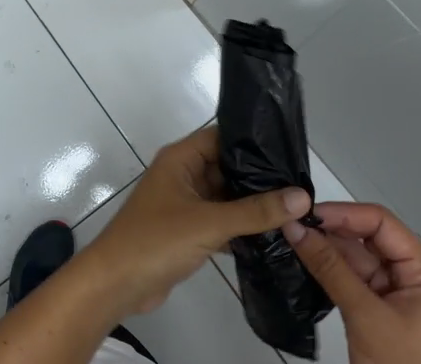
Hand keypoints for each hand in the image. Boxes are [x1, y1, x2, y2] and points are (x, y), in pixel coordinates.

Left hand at [78, 129, 311, 315]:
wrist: (118, 282)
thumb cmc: (157, 240)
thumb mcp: (210, 222)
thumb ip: (256, 211)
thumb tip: (301, 196)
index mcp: (179, 159)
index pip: (220, 138)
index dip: (251, 143)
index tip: (288, 153)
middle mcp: (181, 175)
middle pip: (225, 168)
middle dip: (258, 178)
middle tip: (301, 187)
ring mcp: (183, 203)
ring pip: (224, 197)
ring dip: (251, 206)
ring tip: (295, 212)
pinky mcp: (186, 230)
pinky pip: (219, 221)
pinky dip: (240, 227)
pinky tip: (272, 237)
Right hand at [289, 202, 420, 363]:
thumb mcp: (366, 317)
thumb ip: (329, 268)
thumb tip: (292, 226)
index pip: (383, 225)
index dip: (344, 213)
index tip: (305, 213)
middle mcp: (417, 281)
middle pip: (371, 241)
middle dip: (332, 231)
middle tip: (290, 224)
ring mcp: (400, 300)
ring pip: (360, 262)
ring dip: (328, 251)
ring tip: (290, 238)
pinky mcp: (383, 317)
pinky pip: (356, 284)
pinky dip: (332, 273)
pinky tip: (305, 262)